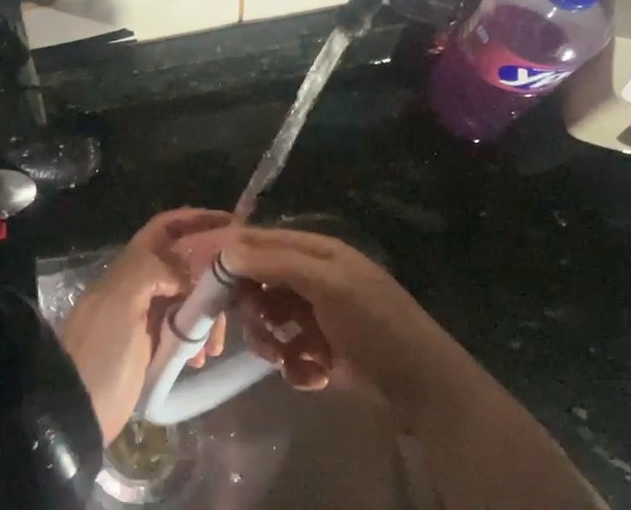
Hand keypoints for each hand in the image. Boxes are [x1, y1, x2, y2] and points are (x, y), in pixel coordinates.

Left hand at [60, 208, 231, 442]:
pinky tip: (203, 358)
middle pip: (184, 266)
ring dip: (208, 316)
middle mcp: (140, 284)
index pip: (164, 229)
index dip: (195, 220)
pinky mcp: (153, 347)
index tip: (231, 223)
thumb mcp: (122, 300)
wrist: (78, 405)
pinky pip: (185, 332)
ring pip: (189, 301)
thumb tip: (190, 269)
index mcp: (129, 267)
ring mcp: (146, 316)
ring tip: (215, 344)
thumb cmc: (101, 347)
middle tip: (239, 294)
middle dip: (211, 278)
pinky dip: (199, 340)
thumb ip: (154, 271)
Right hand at [223, 227, 437, 398]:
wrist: (425, 389)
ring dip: (269, 340)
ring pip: (268, 320)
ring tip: (285, 358)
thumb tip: (225, 249)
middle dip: (252, 307)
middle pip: (259, 282)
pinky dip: (293, 365)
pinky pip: (287, 352)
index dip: (232, 257)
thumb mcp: (328, 284)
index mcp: (317, 252)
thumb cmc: (376, 325)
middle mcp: (314, 279)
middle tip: (260, 327)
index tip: (205, 280)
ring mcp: (317, 317)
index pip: (260, 241)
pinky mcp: (321, 352)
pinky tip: (312, 376)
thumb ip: (276, 263)